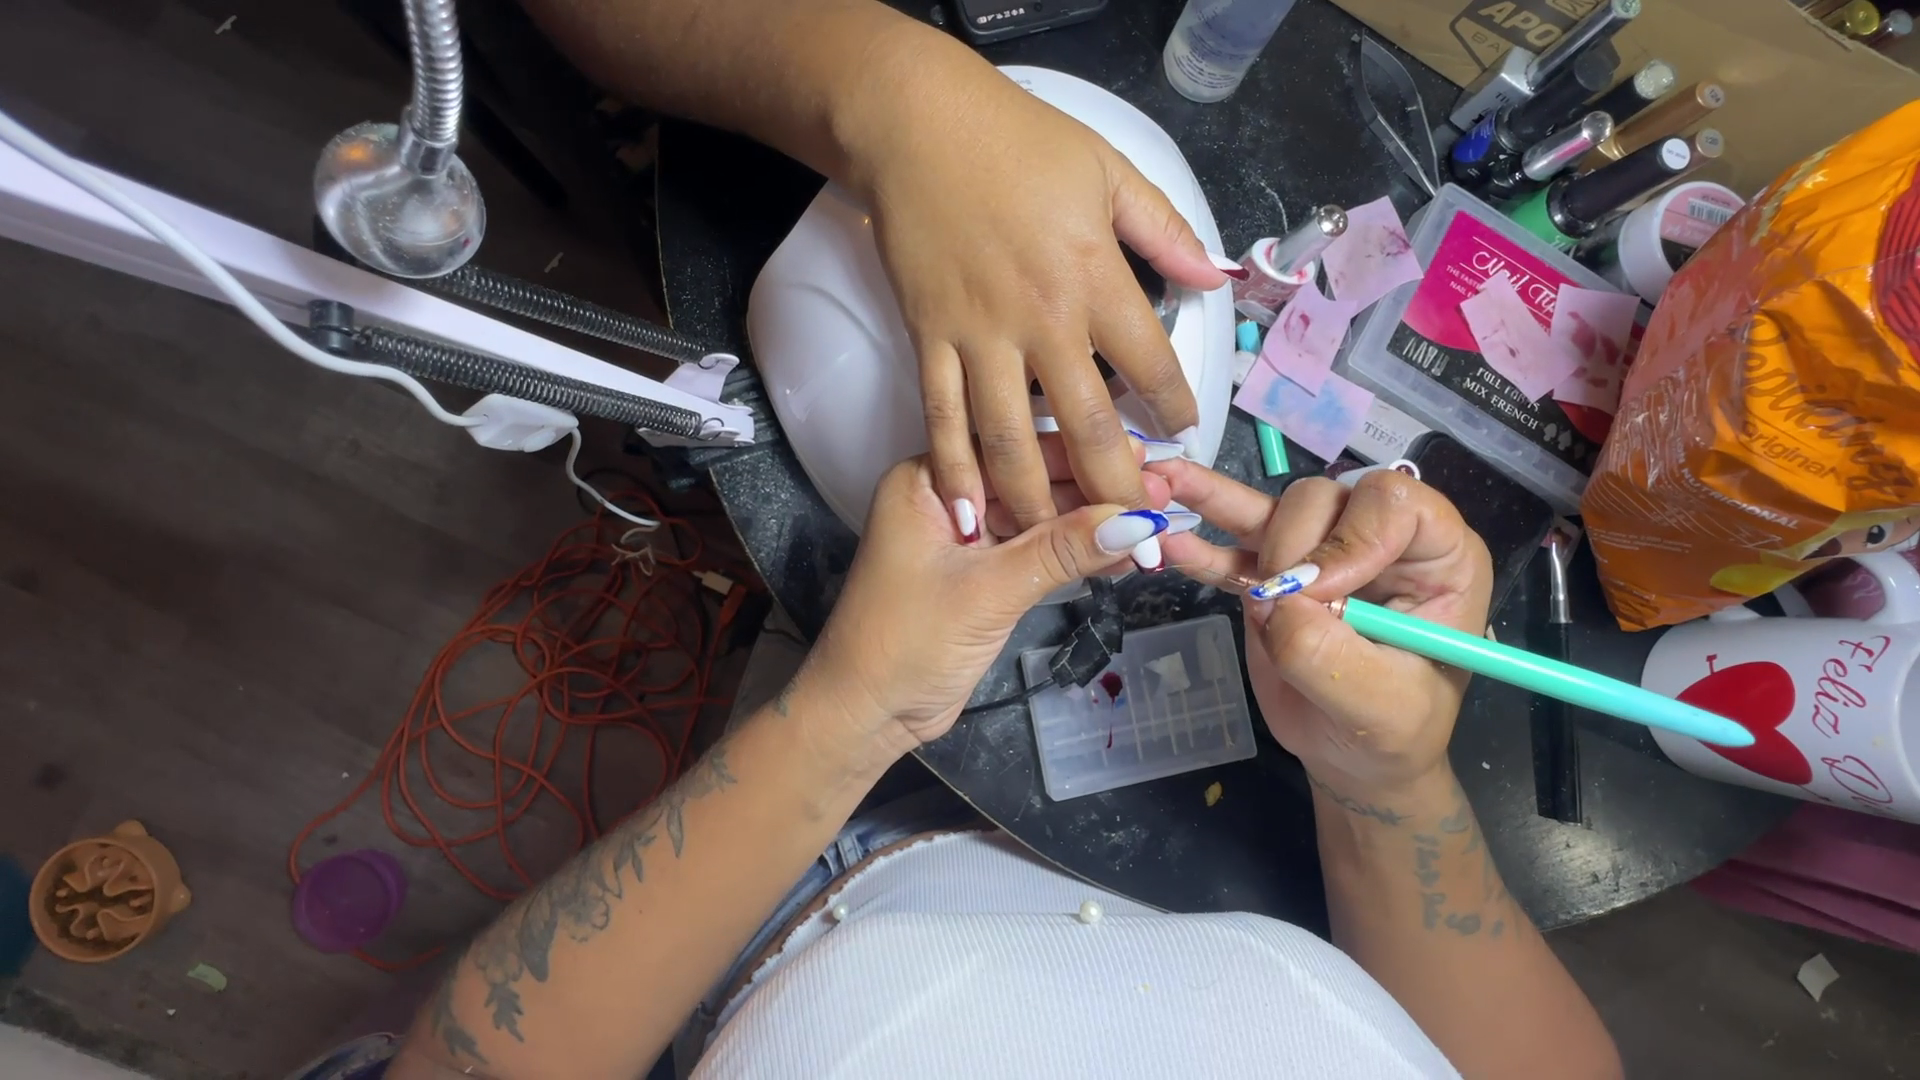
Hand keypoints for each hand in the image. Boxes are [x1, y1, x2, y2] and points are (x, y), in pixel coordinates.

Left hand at [802, 445, 1186, 753]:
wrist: (869, 714)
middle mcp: (947, 496)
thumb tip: (1139, 520)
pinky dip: (1076, 554)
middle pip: (1032, 480)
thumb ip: (1061, 552)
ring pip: (1039, 516)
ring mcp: (966, 536)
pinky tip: (1125, 550)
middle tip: (1165, 489)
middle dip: (1095, 490)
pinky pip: (1036, 551)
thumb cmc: (907, 642)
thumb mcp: (987, 591)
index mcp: (928, 478)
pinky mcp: (982, 572)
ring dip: (1093, 524)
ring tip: (1159, 518)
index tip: (1143, 457)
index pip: (1013, 449)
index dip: (1081, 454)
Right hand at [841, 45, 1235, 544]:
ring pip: (1010, 437)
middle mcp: (1040, 320)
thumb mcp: (1108, 169)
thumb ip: (1165, 230)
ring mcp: (978, 337)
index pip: (1149, 363)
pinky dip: (954, 469)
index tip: (1182, 440)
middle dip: (1114, 487)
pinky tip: (969, 513)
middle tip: (1132, 535)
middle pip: (1086, 424)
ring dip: (1034, 498)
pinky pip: (942, 417)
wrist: (917, 126)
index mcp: (1093, 277)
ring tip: (1053, 542)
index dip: (1173, 409)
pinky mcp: (929, 342)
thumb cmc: (1016, 142)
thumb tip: (1214, 279)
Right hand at [1150, 461, 1492, 795]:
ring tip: (1163, 485)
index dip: (1350, 537)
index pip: (1393, 505)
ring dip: (1217, 499)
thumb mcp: (1377, 705)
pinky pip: (1233, 548)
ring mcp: (1318, 553)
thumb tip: (1270, 603)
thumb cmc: (1389, 730)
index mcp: (1433, 559)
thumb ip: (1326, 654)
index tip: (1322, 593)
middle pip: (1322, 500)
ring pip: (1272, 508)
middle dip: (1289, 544)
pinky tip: (1167, 543)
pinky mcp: (1271, 574)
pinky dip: (1201, 547)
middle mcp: (1376, 542)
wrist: (1353, 754)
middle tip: (1273, 604)